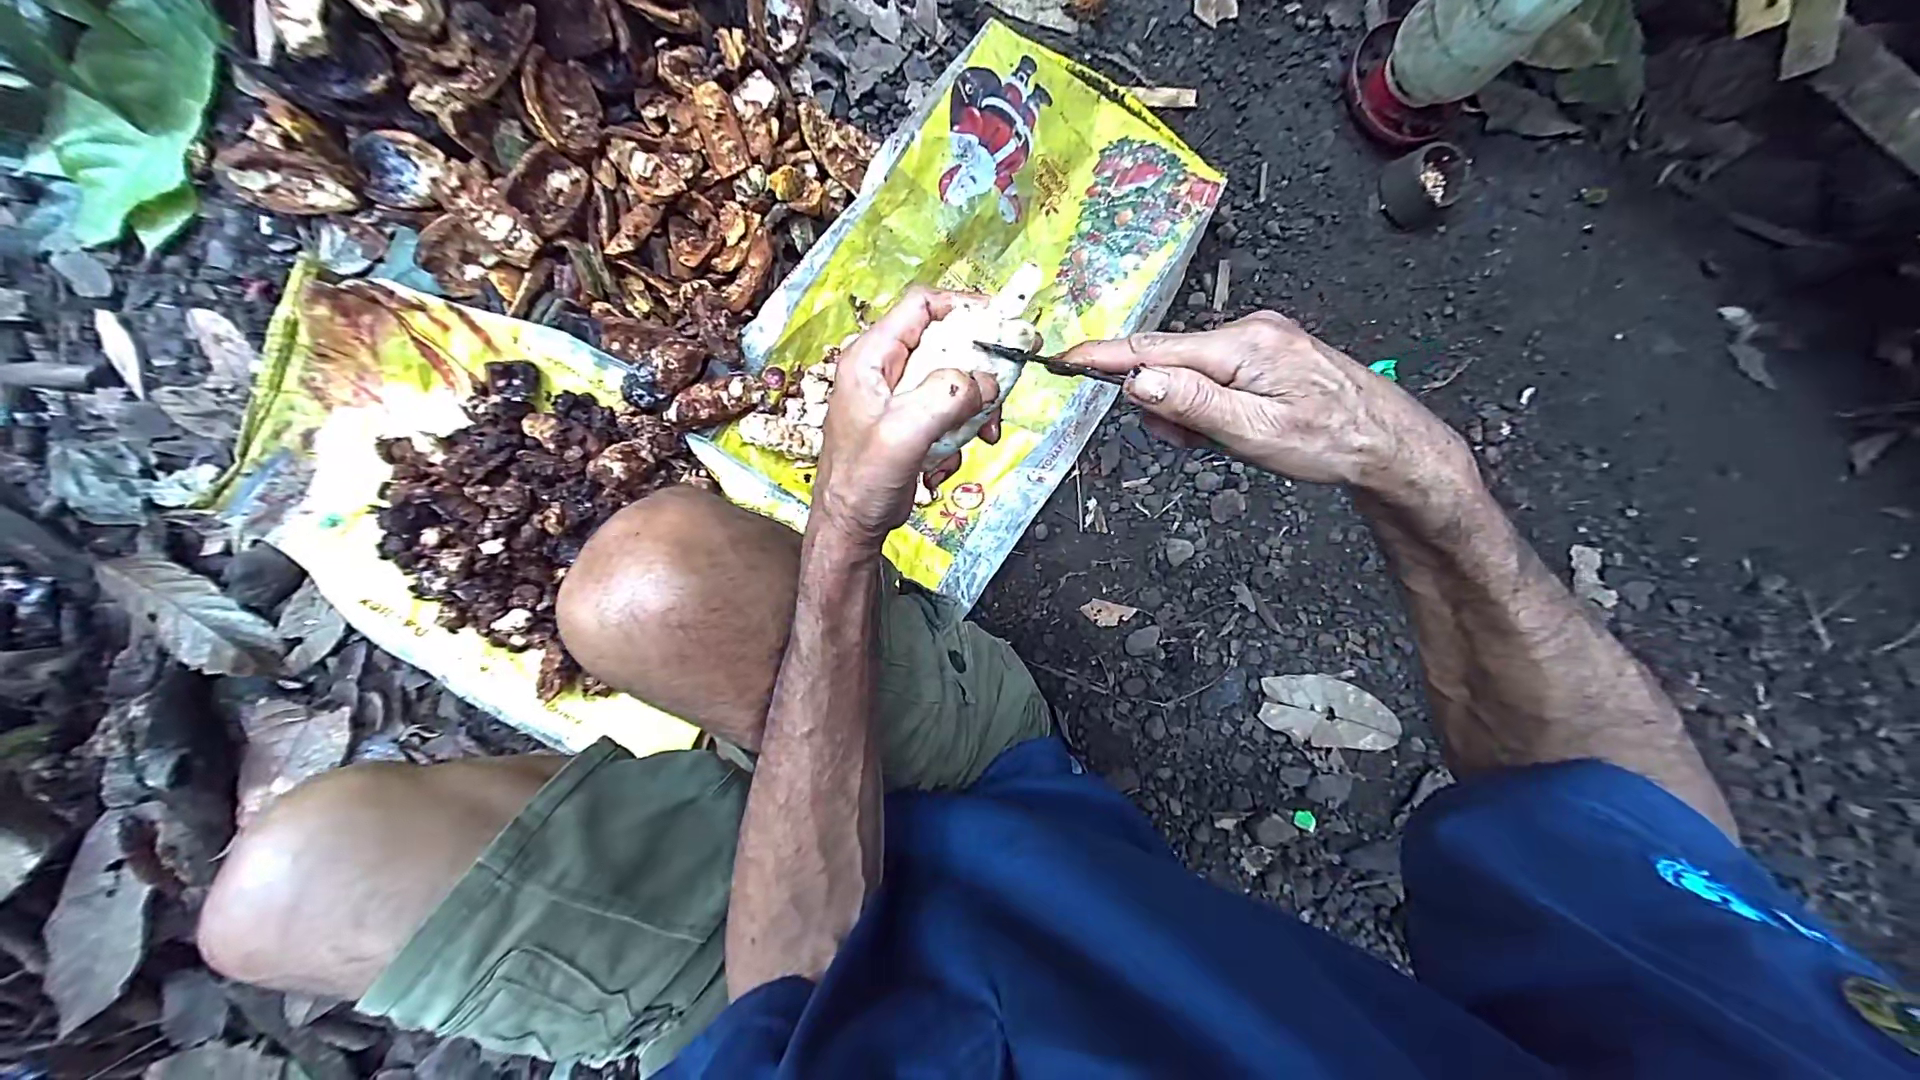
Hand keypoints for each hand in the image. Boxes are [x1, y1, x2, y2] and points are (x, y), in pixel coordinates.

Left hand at [810, 288, 1001, 548]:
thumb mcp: (901, 435)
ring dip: (974, 408)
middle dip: (978, 370)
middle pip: (947, 344)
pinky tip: (949, 457)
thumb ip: (943, 398)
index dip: (965, 308)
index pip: (922, 306)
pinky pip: (950, 412)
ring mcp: (898, 397)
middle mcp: (884, 370)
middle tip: (1000, 391)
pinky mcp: (911, 422)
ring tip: (980, 433)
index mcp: (871, 357)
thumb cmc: (859, 484)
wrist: (851, 526)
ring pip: (954, 380)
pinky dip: (961, 432)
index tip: (1001, 324)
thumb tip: (982, 380)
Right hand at [1056, 312, 1470, 496]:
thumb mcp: (1253, 432)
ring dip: (1185, 406)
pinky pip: (1211, 372)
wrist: (1386, 441)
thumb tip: (1137, 380)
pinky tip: (1228, 421)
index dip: (1105, 357)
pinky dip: (1204, 400)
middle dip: (1160, 402)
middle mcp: (1248, 330)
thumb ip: (1192, 403)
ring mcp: (1257, 338)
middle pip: (1169, 361)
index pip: (1154, 349)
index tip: (1067, 359)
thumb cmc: (1329, 441)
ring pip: (1188, 370)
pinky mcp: (1263, 351)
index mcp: (1242, 346)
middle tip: (1186, 440)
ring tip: (1217, 437)